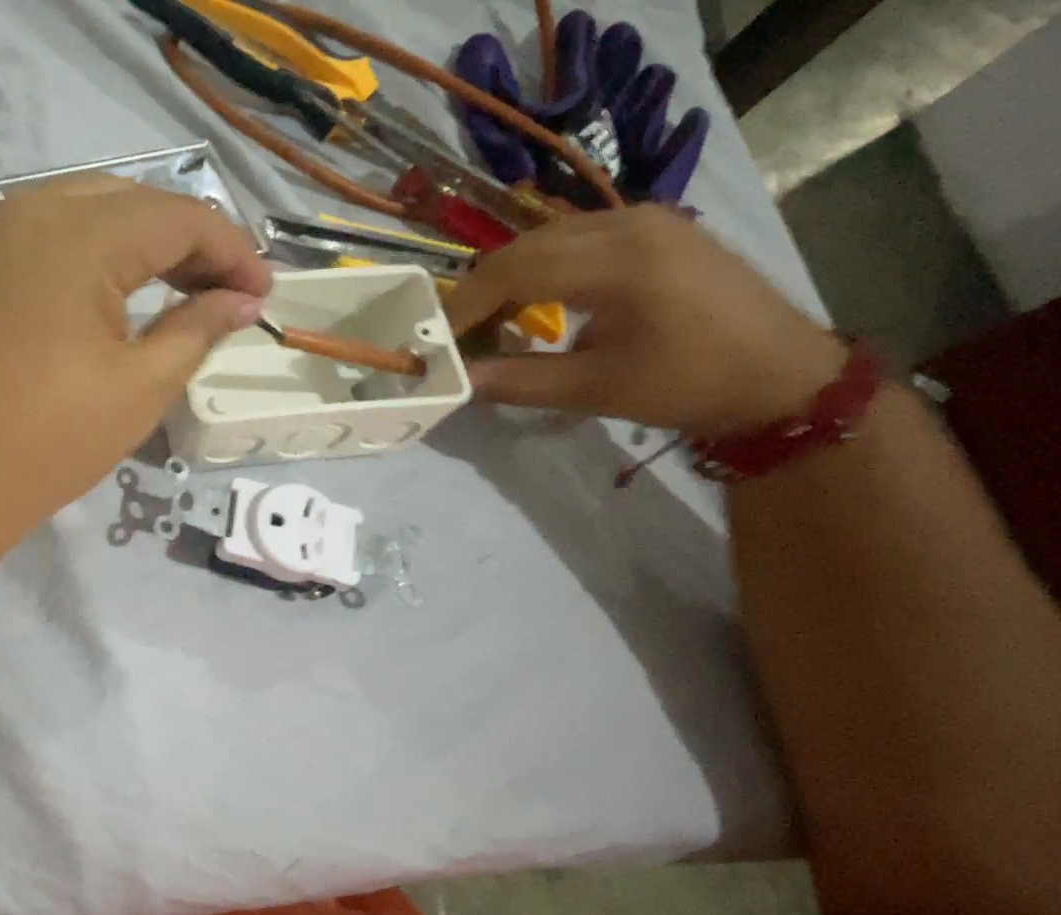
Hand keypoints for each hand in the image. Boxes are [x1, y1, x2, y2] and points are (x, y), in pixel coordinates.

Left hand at [0, 176, 270, 545]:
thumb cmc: (44, 443)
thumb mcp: (139, 388)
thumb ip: (197, 329)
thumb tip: (241, 299)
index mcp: (77, 235)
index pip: (177, 215)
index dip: (231, 250)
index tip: (263, 294)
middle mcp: (30, 210)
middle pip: (133, 201)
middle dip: (189, 241)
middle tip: (224, 295)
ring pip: (88, 210)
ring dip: (141, 243)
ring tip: (179, 293)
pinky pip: (48, 233)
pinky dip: (93, 252)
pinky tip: (115, 294)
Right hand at [445, 206, 848, 436]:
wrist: (784, 375)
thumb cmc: (690, 386)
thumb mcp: (595, 390)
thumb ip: (518, 381)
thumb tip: (456, 380)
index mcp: (621, 260)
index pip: (514, 268)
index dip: (465, 304)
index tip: (435, 338)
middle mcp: (631, 223)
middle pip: (526, 246)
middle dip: (482, 290)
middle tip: (456, 334)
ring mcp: (648, 219)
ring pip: (549, 237)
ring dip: (510, 276)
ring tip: (490, 322)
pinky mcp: (657, 227)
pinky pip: (578, 237)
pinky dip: (544, 267)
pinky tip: (536, 301)